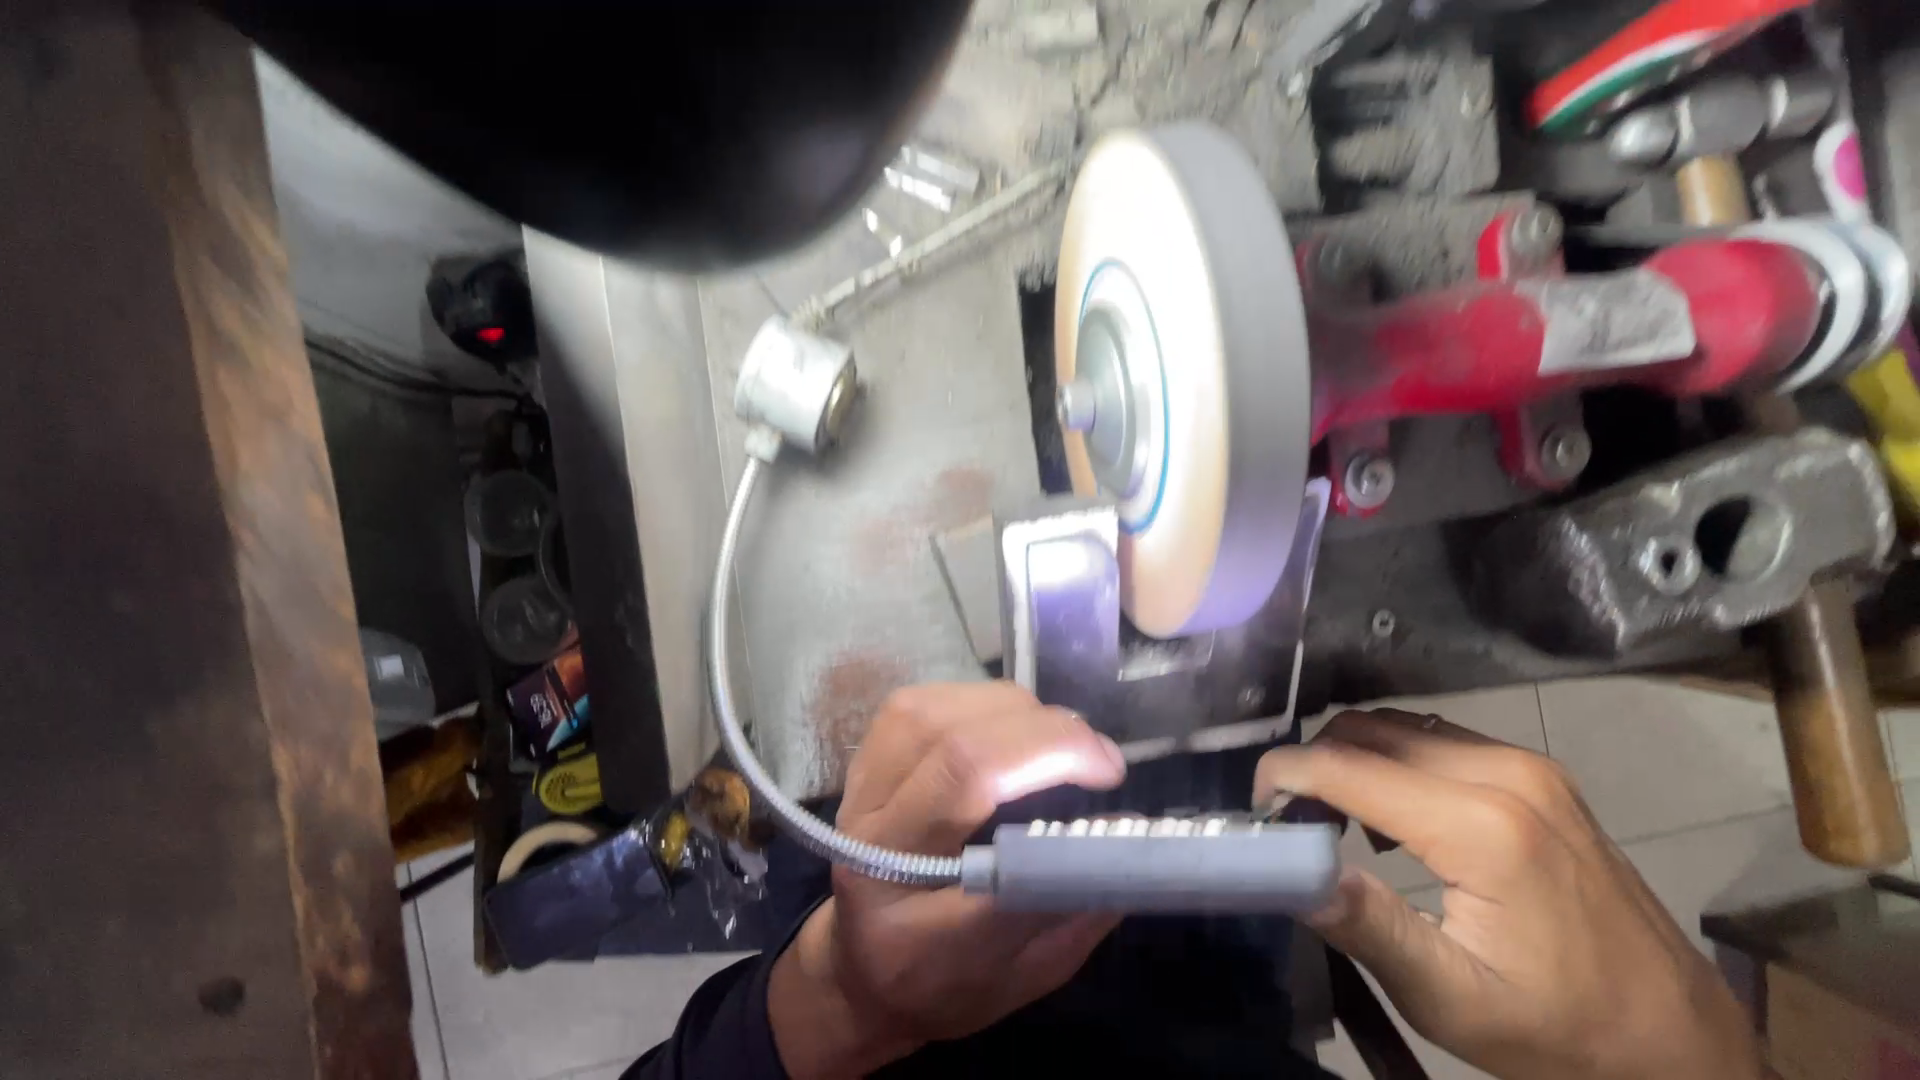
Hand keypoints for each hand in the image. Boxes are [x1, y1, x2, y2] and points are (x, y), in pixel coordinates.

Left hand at [767, 683, 1127, 1078]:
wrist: (859, 965)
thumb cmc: (944, 981)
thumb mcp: (1021, 978)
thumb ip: (1072, 911)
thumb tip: (1128, 836)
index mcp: (910, 925)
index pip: (988, 857)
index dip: (1053, 790)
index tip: (1111, 779)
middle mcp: (873, 844)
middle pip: (958, 756)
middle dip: (1047, 739)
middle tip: (1103, 758)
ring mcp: (861, 793)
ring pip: (938, 716)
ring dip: (1016, 713)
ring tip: (1062, 738)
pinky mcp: (865, 759)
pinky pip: (923, 703)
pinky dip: (978, 701)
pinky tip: (1013, 723)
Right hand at [1255, 709, 1764, 1079]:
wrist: (1678, 1043)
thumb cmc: (1559, 1029)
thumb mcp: (1452, 998)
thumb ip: (1367, 926)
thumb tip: (1288, 867)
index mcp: (1482, 825)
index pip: (1345, 766)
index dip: (1283, 774)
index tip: (1254, 809)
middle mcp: (1504, 771)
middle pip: (1367, 729)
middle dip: (1312, 763)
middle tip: (1289, 821)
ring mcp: (1528, 764)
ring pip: (1398, 726)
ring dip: (1350, 760)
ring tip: (1333, 820)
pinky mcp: (1537, 772)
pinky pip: (1435, 738)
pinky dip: (1391, 761)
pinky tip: (1390, 816)